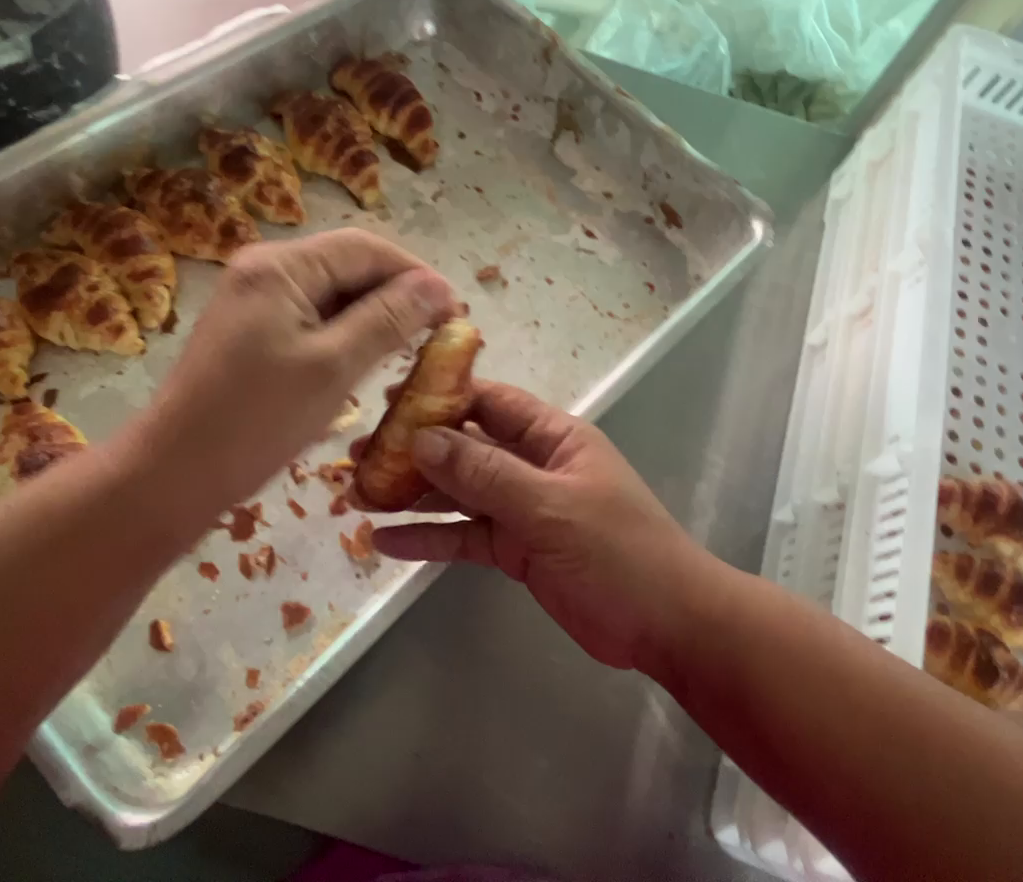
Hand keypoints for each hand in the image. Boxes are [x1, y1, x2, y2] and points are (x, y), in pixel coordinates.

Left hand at [117, 230, 456, 526]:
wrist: (172, 474)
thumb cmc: (257, 420)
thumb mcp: (334, 367)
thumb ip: (388, 319)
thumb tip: (438, 285)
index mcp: (281, 267)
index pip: (366, 249)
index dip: (417, 275)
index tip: (455, 313)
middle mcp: (264, 268)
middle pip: (348, 265)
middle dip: (397, 295)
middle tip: (437, 335)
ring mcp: (252, 298)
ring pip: (331, 292)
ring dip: (374, 315)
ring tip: (411, 350)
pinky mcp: (248, 329)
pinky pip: (310, 315)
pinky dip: (344, 332)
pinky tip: (365, 360)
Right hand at [370, 381, 712, 670]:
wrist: (664, 623)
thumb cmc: (618, 551)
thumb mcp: (550, 506)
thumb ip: (485, 472)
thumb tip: (423, 438)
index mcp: (553, 438)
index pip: (490, 402)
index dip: (442, 397)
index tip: (389, 403)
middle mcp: (534, 466)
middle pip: (466, 447)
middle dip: (415, 449)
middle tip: (358, 455)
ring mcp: (523, 509)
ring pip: (459, 493)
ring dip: (413, 494)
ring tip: (357, 495)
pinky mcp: (516, 550)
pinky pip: (465, 536)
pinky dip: (431, 538)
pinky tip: (386, 543)